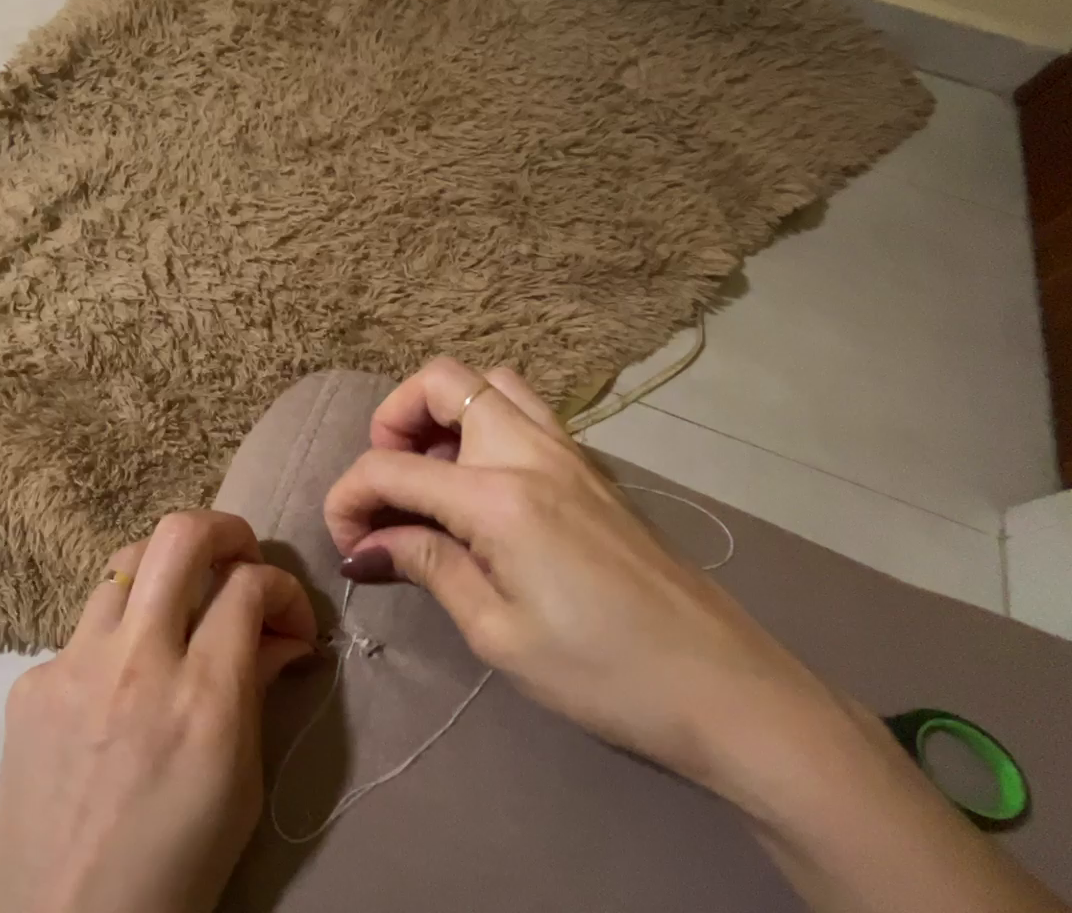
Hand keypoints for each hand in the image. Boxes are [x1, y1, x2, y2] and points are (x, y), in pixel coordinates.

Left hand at [0, 511, 316, 912]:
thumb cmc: (174, 870)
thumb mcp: (240, 789)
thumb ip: (257, 693)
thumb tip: (280, 636)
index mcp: (202, 700)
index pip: (248, 586)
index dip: (282, 587)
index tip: (290, 620)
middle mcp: (135, 663)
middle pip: (178, 536)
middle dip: (224, 530)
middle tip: (240, 562)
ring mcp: (72, 665)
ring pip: (125, 565)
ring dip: (166, 574)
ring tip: (182, 613)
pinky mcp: (30, 681)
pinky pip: (86, 630)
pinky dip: (120, 639)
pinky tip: (121, 688)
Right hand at [322, 359, 1068, 912]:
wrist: (728, 691)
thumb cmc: (603, 673)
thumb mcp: (497, 632)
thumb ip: (428, 567)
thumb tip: (369, 544)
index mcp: (499, 497)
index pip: (391, 468)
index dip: (347, 497)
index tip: (344, 541)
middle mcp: (532, 452)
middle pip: (444, 381)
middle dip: (394, 419)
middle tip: (388, 482)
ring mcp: (571, 453)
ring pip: (492, 383)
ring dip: (444, 413)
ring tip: (431, 475)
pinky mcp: (594, 471)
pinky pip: (526, 412)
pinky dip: (483, 427)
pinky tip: (480, 490)